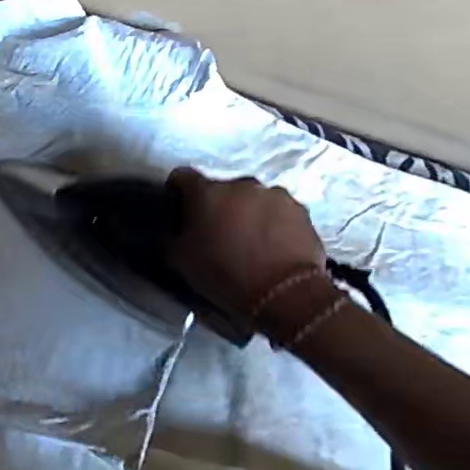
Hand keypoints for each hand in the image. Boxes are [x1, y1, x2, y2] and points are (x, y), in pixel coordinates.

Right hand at [166, 167, 328, 327]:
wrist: (284, 294)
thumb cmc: (225, 275)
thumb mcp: (181, 262)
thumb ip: (170, 238)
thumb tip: (169, 231)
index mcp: (207, 192)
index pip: (182, 176)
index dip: (176, 190)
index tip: (179, 209)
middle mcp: (241, 184)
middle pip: (220, 189)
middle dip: (216, 206)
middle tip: (216, 234)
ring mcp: (274, 194)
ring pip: (251, 199)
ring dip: (246, 213)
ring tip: (248, 242)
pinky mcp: (300, 209)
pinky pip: (278, 211)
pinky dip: (272, 223)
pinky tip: (272, 247)